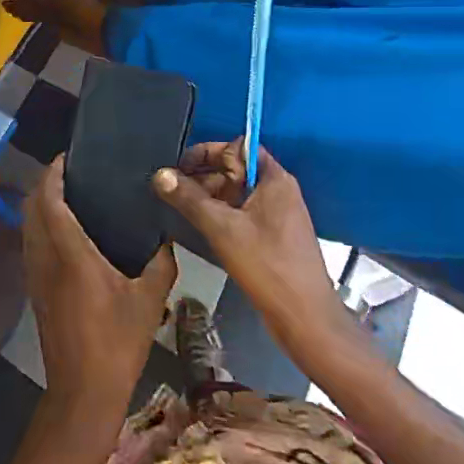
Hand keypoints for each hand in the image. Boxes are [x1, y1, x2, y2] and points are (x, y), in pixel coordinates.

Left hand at [22, 157, 177, 417]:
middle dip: (45, 184)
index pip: (50, 201)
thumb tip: (166, 237)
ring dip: (41, 205)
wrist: (83, 389)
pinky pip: (31, 244)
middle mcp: (44, 258)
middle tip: (72, 172)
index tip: (67, 157)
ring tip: (71, 195)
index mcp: (70, 254)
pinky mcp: (35, 289)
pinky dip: (41, 226)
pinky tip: (67, 232)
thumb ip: (160, 263)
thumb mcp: (149, 300)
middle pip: (31, 207)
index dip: (53, 174)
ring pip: (28, 226)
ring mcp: (35, 274)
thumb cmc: (117, 342)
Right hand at [153, 141, 357, 356]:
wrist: (304, 316)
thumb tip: (160, 174)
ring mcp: (279, 215)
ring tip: (183, 208)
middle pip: (237, 169)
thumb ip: (189, 198)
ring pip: (239, 193)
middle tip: (176, 190)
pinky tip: (203, 227)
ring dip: (211, 196)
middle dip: (205, 175)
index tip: (181, 167)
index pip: (239, 147)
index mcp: (274, 180)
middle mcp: (279, 191)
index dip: (209, 152)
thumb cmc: (266, 264)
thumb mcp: (221, 227)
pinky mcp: (275, 237)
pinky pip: (244, 213)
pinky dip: (223, 214)